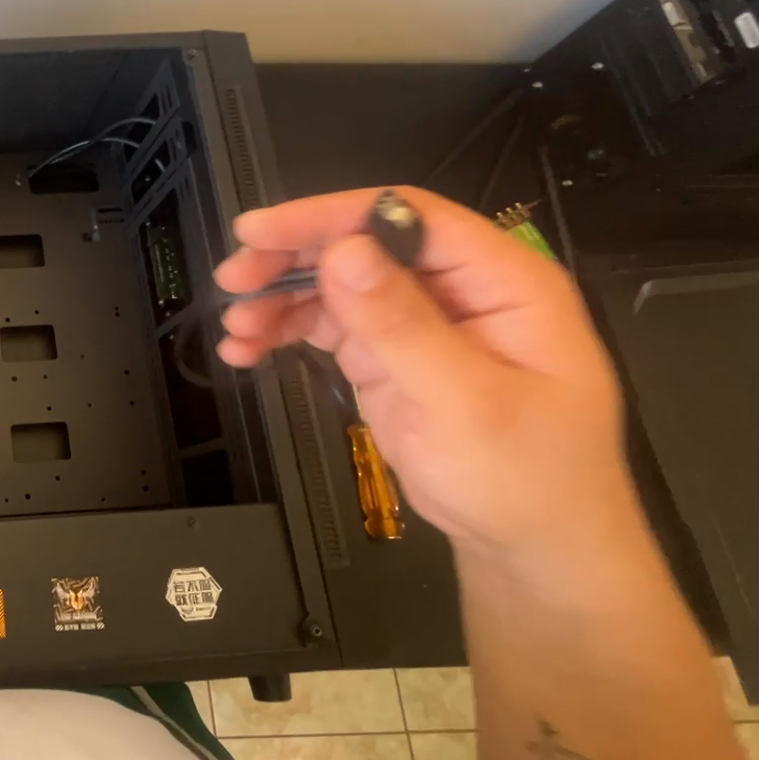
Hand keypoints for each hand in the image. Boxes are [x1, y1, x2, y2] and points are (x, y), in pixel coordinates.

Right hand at [212, 187, 635, 560]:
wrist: (526, 541)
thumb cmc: (522, 476)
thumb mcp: (463, 400)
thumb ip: (401, 323)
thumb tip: (343, 254)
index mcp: (498, 281)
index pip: (405, 218)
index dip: (329, 217)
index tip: (259, 231)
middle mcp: (451, 289)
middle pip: (357, 246)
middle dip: (289, 259)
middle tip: (232, 278)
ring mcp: (412, 321)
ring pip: (330, 284)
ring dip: (276, 299)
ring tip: (236, 328)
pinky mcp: (381, 353)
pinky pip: (322, 325)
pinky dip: (281, 332)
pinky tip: (247, 350)